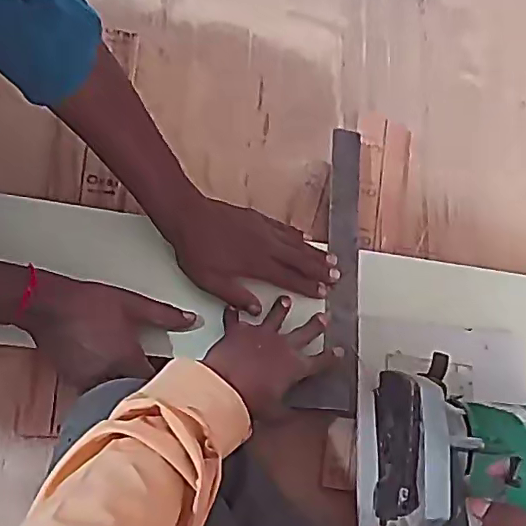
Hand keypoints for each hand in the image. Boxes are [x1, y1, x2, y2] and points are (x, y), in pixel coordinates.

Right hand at [21, 274, 194, 390]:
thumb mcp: (132, 303)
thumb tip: (191, 320)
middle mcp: (109, 377)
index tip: (172, 377)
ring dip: (122, 391)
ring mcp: (88, 383)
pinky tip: (105, 374)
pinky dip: (103, 388)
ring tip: (127, 377)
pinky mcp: (72, 382)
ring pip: (113, 397)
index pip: (157, 385)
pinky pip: (94, 393)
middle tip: (153, 380)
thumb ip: (165, 314)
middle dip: (145, 390)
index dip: (167, 383)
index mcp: (128, 361)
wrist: (45, 305)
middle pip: (135, 395)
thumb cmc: (86, 303)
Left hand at [166, 198, 337, 314]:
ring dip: (314, 252)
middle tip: (338, 276)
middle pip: (299, 260)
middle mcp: (265, 246)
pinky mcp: (257, 218)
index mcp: (256, 265)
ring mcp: (263, 230)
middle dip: (320, 269)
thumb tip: (256, 309)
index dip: (307, 286)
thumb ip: (235, 296)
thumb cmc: (196, 250)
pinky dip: (297, 236)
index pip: (288, 278)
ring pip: (296, 243)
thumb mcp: (210, 281)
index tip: (323, 292)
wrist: (187, 216)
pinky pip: (284, 229)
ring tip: (331, 259)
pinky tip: (304, 238)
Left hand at [203, 297, 336, 419]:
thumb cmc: (251, 402)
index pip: (320, 361)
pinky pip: (236, 319)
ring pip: (275, 316)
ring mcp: (261, 335)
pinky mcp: (239, 331)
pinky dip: (233, 315)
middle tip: (324, 317)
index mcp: (295, 367)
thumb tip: (295, 417)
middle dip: (316, 325)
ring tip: (286, 300)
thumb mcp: (275, 412)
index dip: (331, 357)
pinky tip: (232, 309)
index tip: (340, 351)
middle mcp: (283, 346)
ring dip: (281, 308)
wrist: (225, 388)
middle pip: (305, 332)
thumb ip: (287, 412)